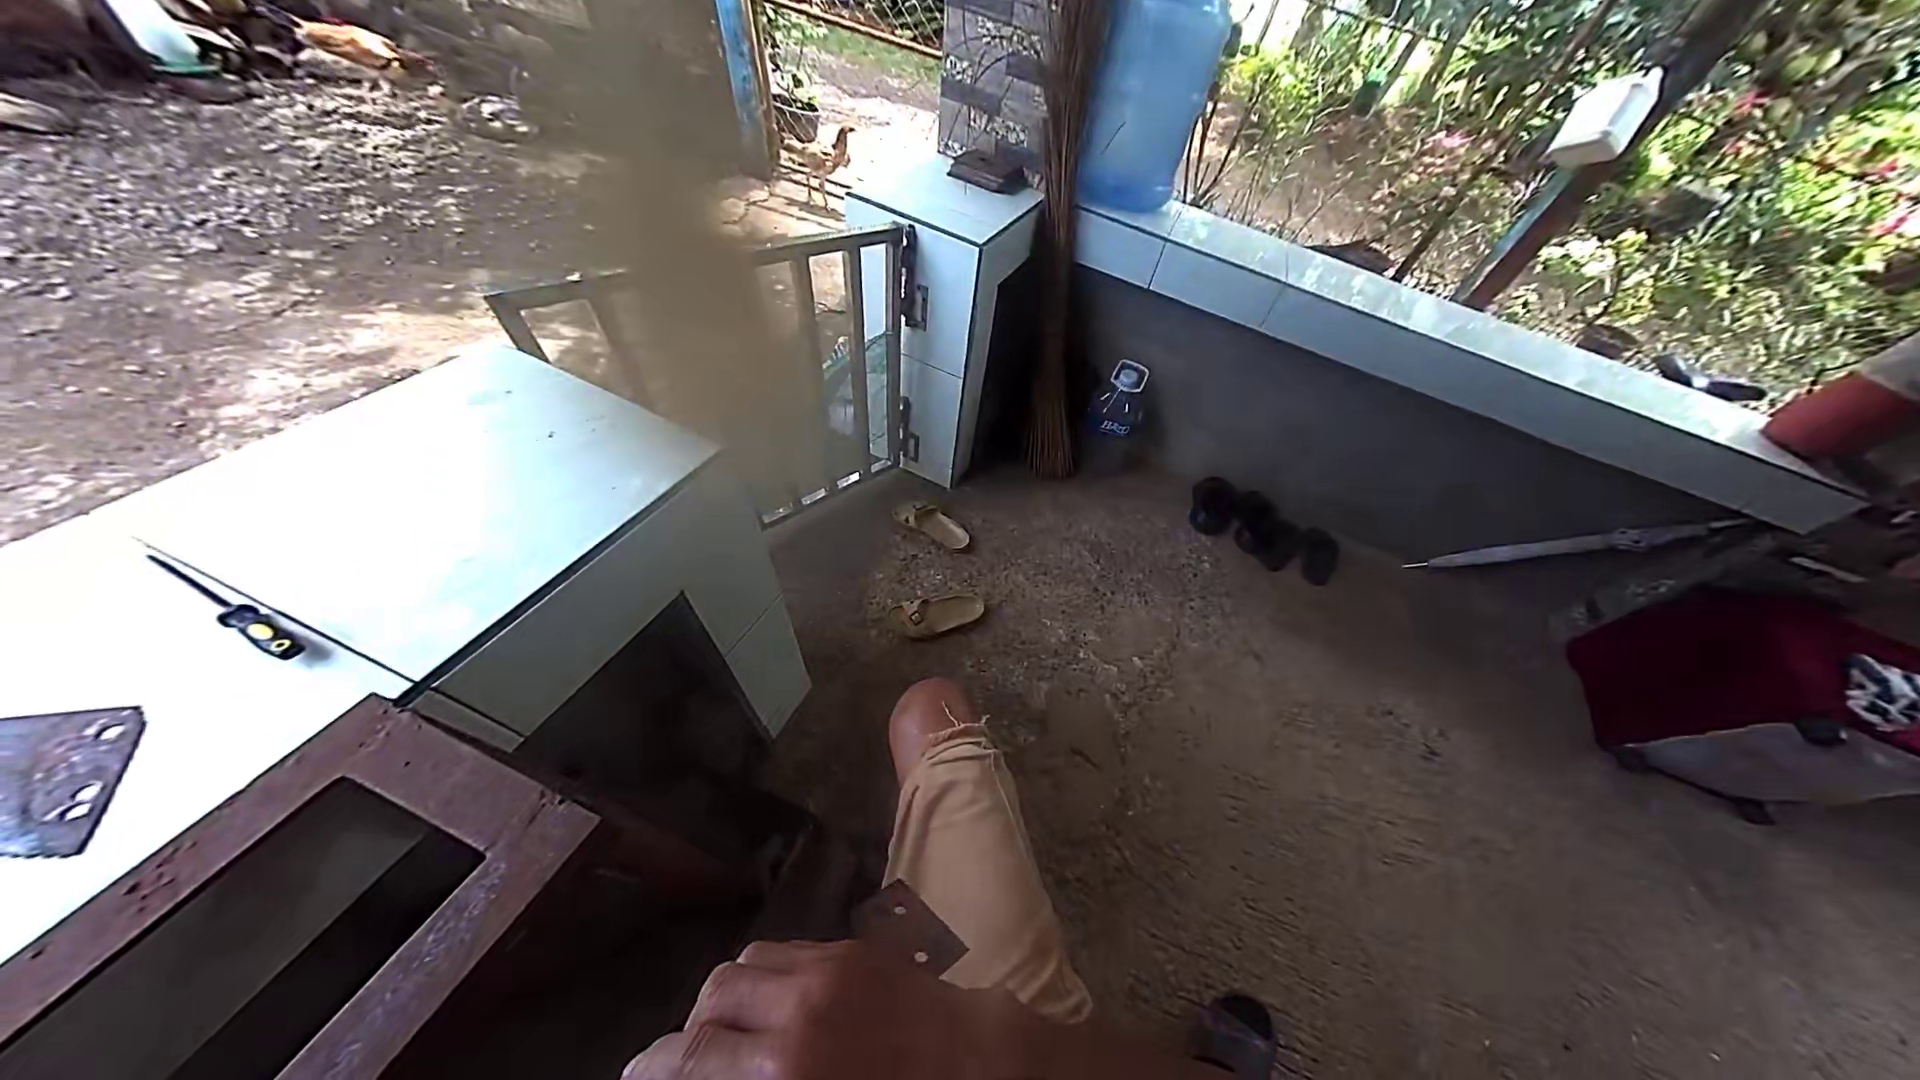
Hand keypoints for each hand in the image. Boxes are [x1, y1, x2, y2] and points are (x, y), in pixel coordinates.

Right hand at [624, 939, 1037, 1079]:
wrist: (974, 1064)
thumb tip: (714, 1070)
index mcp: (782, 1068)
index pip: (691, 1058)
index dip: (656, 1067)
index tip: (639, 1074)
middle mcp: (795, 1008)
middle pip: (712, 997)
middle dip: (692, 1028)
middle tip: (695, 1056)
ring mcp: (825, 967)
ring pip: (747, 960)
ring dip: (730, 993)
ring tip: (737, 1023)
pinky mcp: (849, 948)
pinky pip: (787, 948)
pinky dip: (768, 972)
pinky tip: (780, 998)